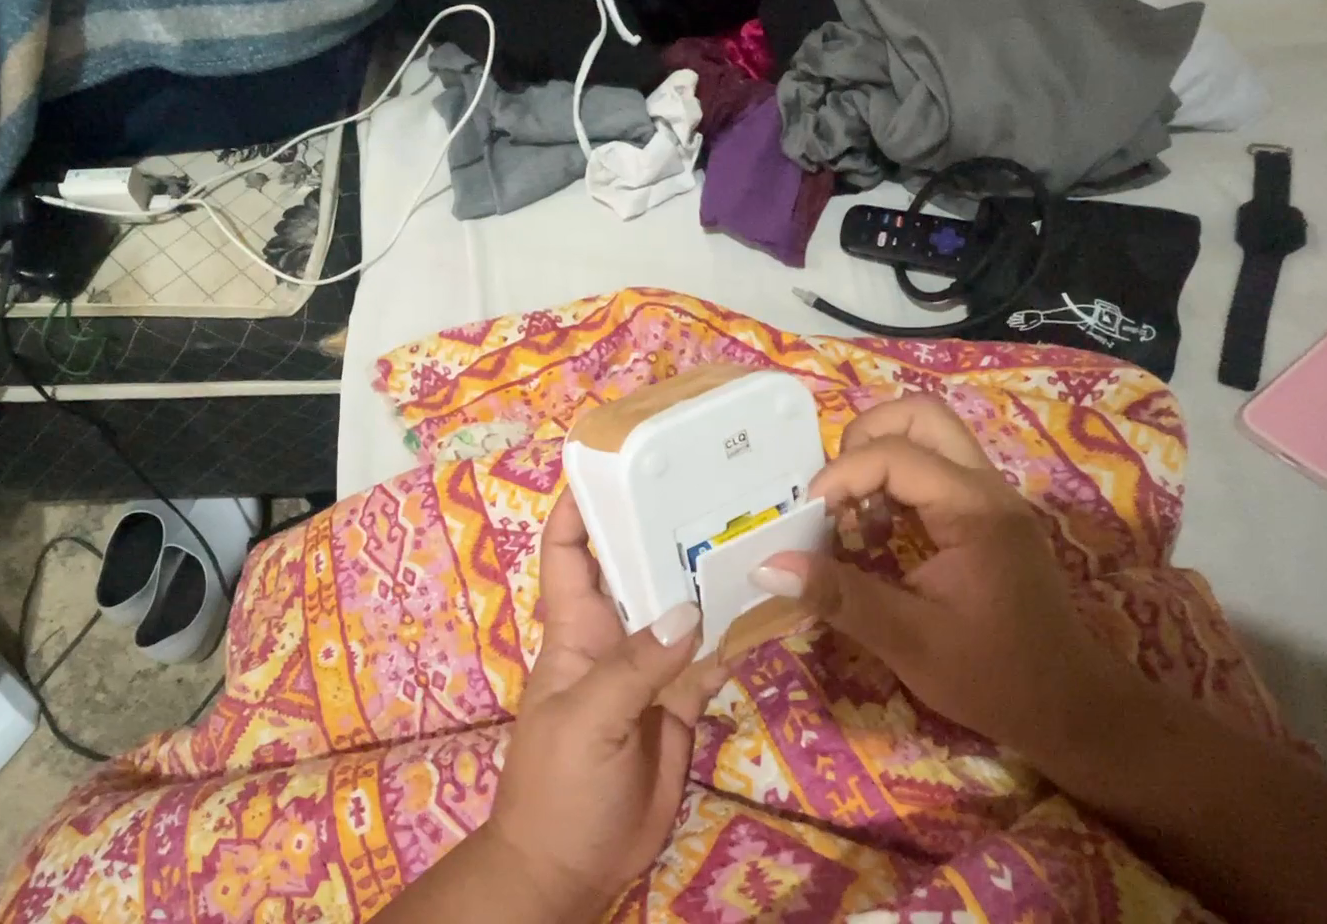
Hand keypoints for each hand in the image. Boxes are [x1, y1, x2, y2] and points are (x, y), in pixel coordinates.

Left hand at [485, 492, 725, 915]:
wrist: (573, 862)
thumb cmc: (557, 782)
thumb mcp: (586, 719)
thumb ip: (634, 667)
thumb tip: (687, 610)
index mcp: (574, 626)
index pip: (567, 550)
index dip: (579, 506)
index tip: (612, 465)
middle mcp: (614, 633)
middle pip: (636, 567)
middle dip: (663, 529)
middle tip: (713, 487)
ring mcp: (649, 665)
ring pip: (681, 607)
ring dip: (708, 576)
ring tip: (755, 530)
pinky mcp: (681, 699)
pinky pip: (711, 656)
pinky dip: (736, 633)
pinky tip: (769, 604)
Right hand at [748, 397, 1142, 764]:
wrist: (1072, 709)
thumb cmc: (996, 677)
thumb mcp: (910, 642)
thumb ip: (839, 596)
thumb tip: (765, 566)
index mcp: (974, 510)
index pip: (893, 455)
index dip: (838, 477)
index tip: (806, 521)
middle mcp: (985, 487)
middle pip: (918, 416)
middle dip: (861, 441)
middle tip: (833, 494)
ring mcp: (988, 497)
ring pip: (926, 434)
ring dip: (875, 458)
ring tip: (849, 513)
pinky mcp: (982, 513)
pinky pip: (929, 466)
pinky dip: (890, 481)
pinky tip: (874, 531)